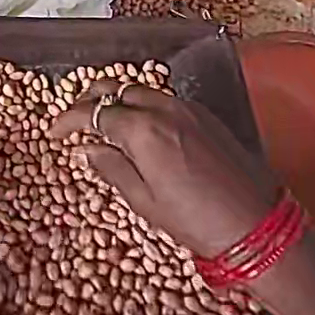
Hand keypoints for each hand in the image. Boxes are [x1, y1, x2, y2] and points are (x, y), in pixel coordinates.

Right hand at [49, 80, 280, 257]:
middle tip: (77, 115)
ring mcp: (188, 109)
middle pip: (117, 87)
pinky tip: (140, 123)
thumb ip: (111, 167)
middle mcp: (164, 109)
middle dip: (91, 97)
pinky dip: (143, 102)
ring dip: (118, 97)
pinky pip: (165, 98)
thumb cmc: (195, 220)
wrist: (258, 226)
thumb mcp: (142, 200)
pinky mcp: (206, 116)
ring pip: (141, 88)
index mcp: (142, 130)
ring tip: (105, 117)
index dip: (69, 119)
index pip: (94, 112)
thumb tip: (88, 149)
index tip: (56, 131)